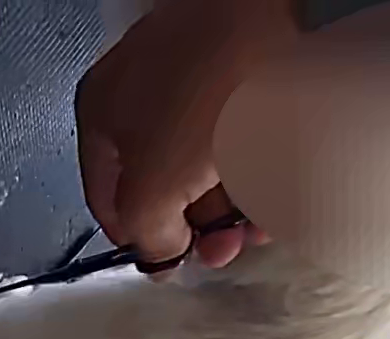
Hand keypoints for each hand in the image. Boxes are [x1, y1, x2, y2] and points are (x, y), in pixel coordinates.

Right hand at [76, 0, 293, 266]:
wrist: (288, 16)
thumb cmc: (203, 92)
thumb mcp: (150, 193)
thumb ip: (147, 239)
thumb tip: (163, 256)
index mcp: (101, 115)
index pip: (107, 205)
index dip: (138, 242)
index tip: (168, 263)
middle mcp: (141, 96)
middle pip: (163, 193)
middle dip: (195, 231)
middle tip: (220, 248)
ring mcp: (192, 84)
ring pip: (205, 173)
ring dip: (230, 213)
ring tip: (253, 228)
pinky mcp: (239, 77)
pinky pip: (239, 146)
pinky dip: (253, 179)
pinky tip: (271, 201)